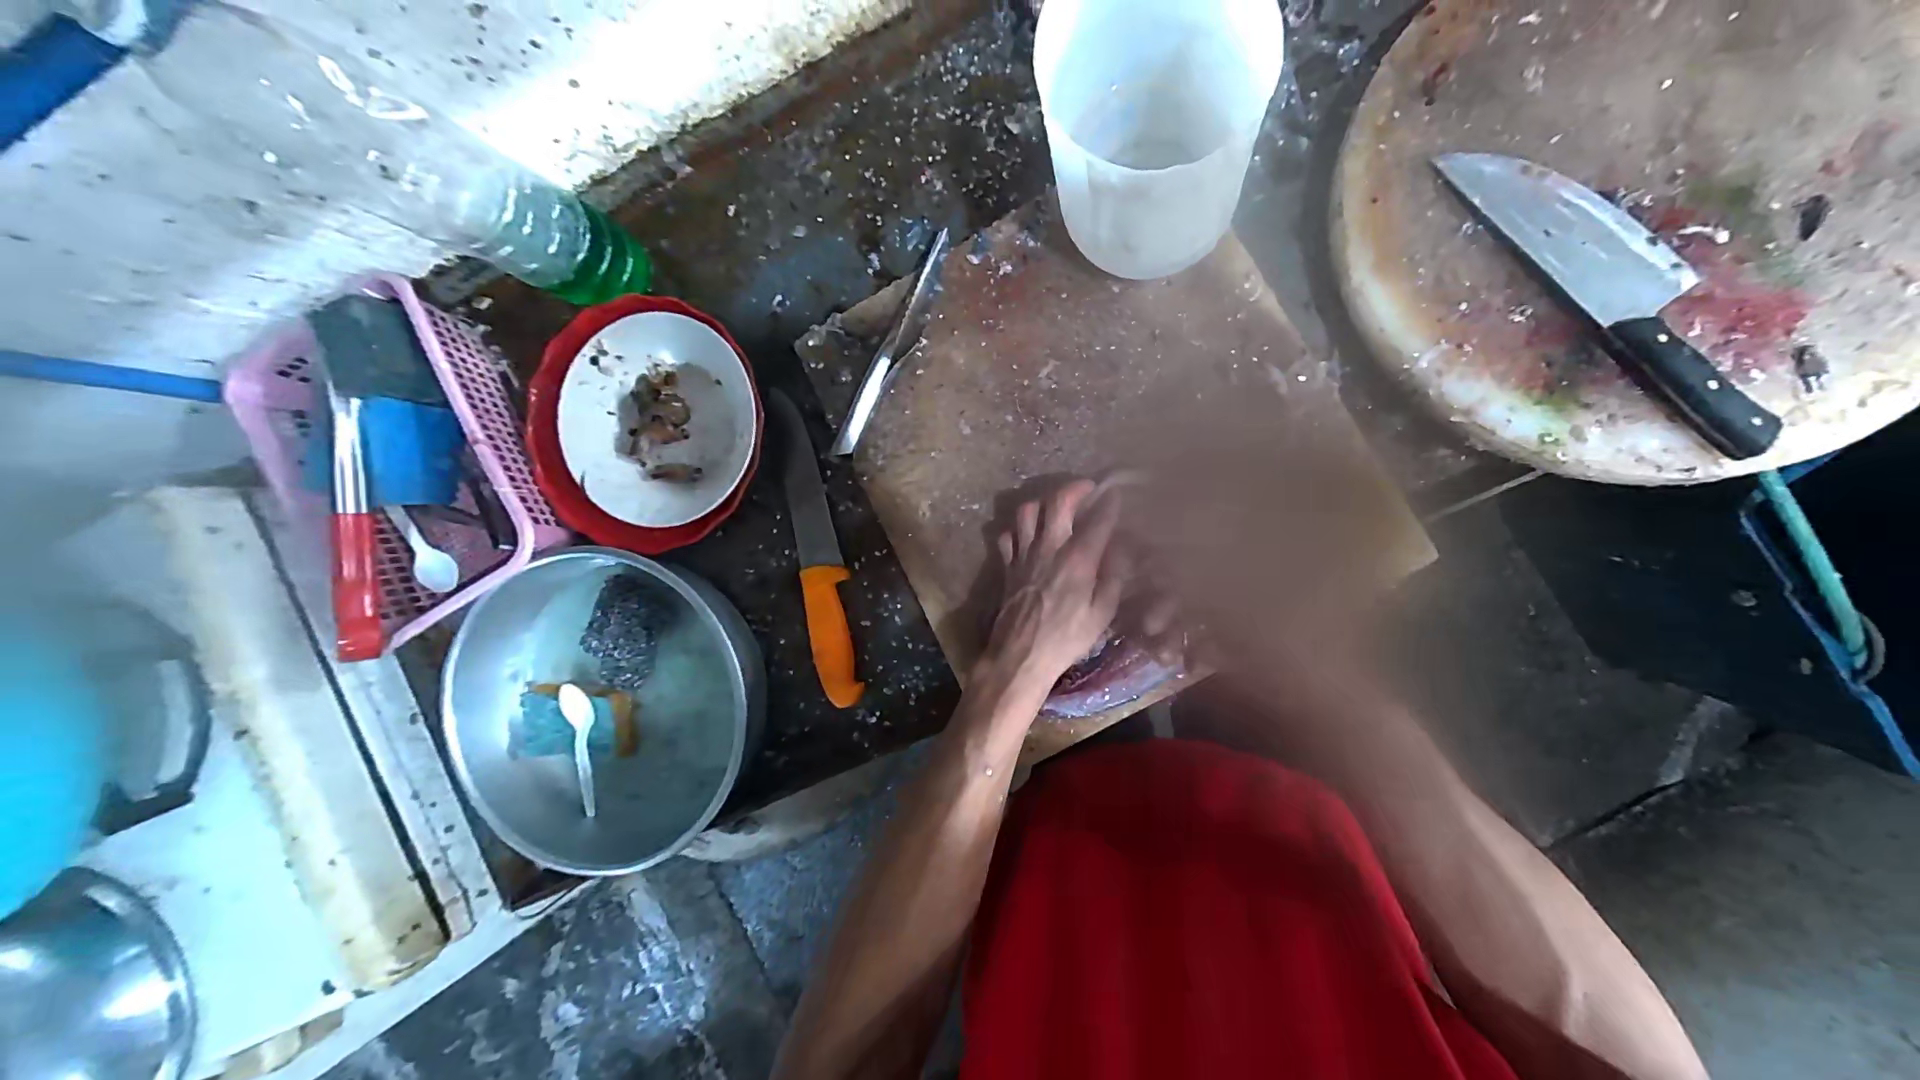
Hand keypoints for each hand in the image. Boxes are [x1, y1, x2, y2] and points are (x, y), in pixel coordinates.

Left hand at [979, 479, 1126, 692]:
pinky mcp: (1007, 566)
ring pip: (1027, 511)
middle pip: (1057, 501)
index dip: (1110, 502)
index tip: (1117, 493)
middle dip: (1075, 488)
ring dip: (1042, 502)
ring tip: (1056, 506)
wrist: (1021, 656)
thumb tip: (1122, 549)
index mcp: (1078, 560)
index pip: (1098, 519)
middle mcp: (1049, 548)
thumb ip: (1114, 577)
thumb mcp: (1102, 613)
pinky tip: (1028, 534)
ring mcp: (1023, 555)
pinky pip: (1008, 534)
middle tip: (1087, 488)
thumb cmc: (1067, 639)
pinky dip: (1018, 527)